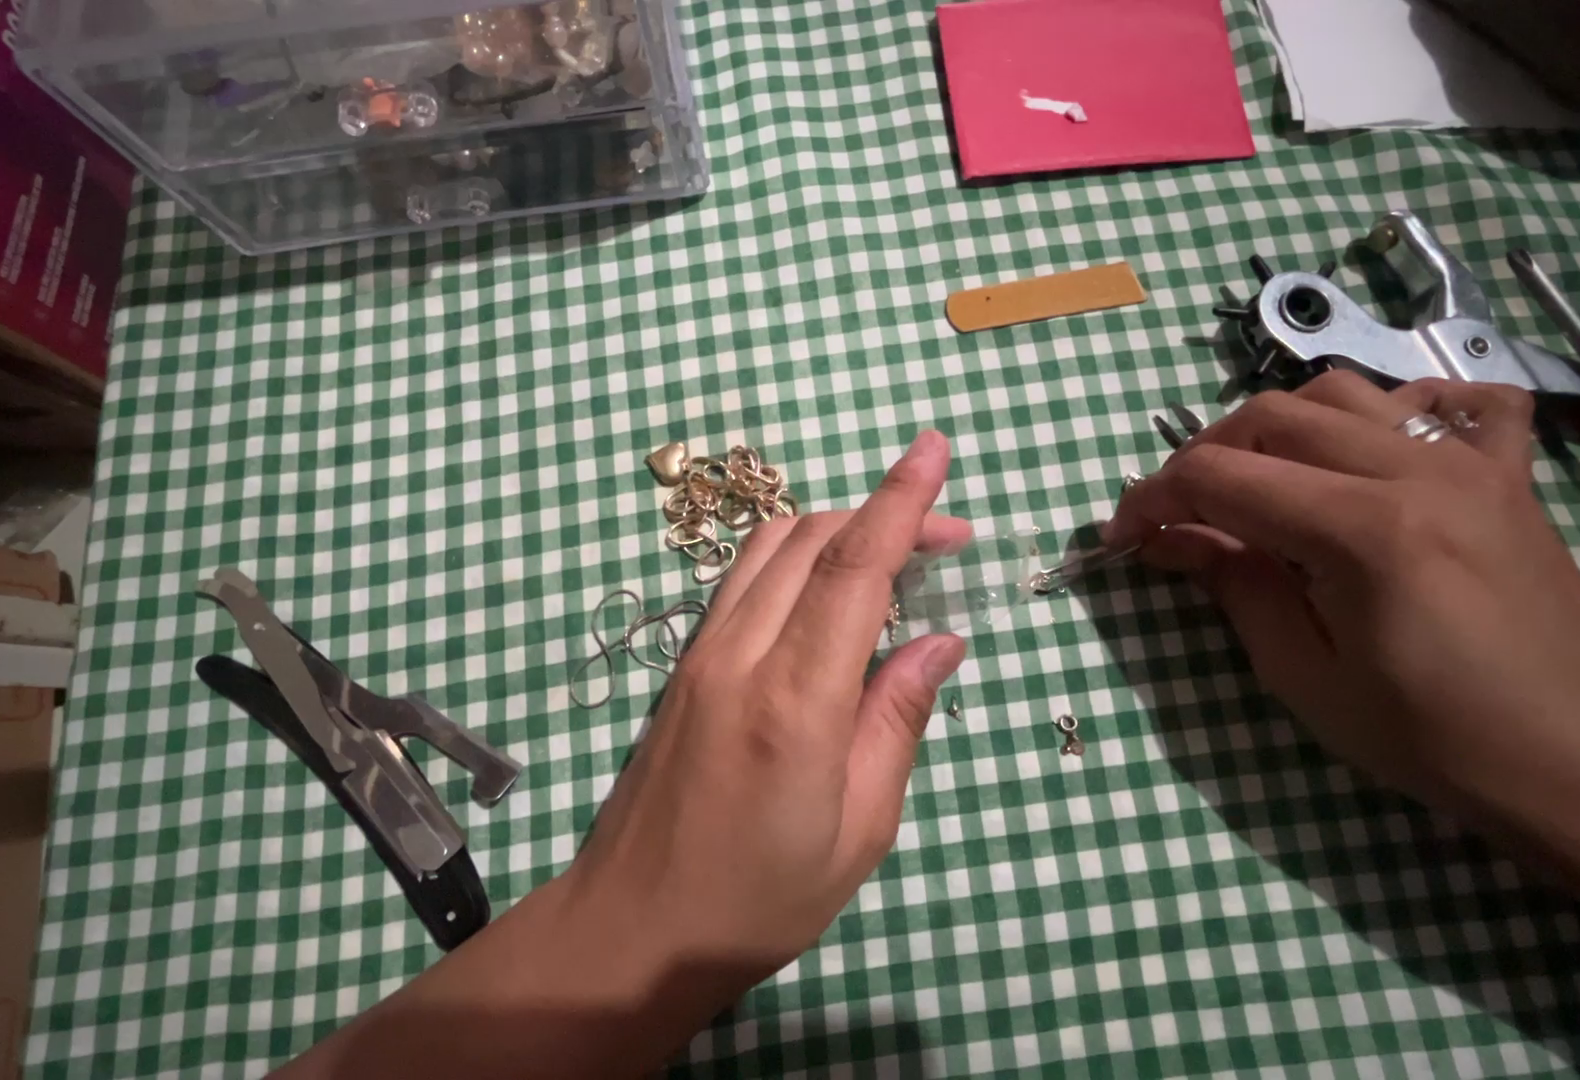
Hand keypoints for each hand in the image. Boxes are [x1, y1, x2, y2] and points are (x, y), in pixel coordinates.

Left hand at [561, 429, 968, 976]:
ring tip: (893, 559)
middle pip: (811, 539)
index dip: (900, 502)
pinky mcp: (683, 663)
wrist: (632, 926)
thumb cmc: (758, 897)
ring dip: (836, 529)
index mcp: (795, 700)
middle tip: (947, 538)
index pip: (853, 569)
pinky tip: (828, 592)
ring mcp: (701, 652)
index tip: (935, 451)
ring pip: (770, 548)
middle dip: (882, 514)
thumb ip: (898, 719)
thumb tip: (940, 640)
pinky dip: (796, 559)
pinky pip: (745, 580)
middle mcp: (739, 654)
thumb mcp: (859, 828)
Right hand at [1106, 372, 1579, 962]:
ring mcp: (1470, 464)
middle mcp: (1414, 472)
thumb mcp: (1301, 674)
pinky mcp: (1507, 476)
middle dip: (1198, 458)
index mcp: (1359, 531)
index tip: (1120, 535)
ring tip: (1253, 481)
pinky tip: (1372, 444)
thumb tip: (1169, 538)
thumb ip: (1233, 584)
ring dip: (1273, 427)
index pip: (1217, 476)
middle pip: (1268, 417)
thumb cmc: (1428, 737)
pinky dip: (1396, 406)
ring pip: (1341, 393)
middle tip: (1176, 516)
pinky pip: (1455, 401)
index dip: (1151, 499)